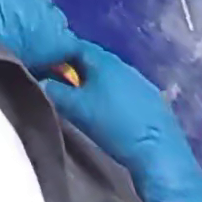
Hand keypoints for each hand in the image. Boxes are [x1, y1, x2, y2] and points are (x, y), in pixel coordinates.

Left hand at [0, 0, 77, 72]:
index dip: (57, 44)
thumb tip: (54, 64)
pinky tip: (5, 0)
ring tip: (15, 14)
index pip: (70, 41)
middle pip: (54, 16)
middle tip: (28, 31)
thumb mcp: (33, 68)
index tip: (46, 48)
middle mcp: (54, 14)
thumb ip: (49, 64)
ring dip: (31, 5)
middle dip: (44, 22)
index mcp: (61, 40)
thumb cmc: (5, 56)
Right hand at [41, 40, 201, 201]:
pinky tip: (111, 110)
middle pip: (92, 59)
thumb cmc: (113, 125)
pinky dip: (113, 94)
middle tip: (61, 81)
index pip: (72, 45)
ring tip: (85, 97)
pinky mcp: (154, 101)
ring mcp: (141, 82)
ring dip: (96, 82)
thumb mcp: (75, 108)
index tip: (45, 64)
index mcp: (102, 59)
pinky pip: (125, 89)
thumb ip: (53, 90)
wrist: (161, 157)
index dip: (57, 53)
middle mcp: (122, 64)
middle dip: (75, 68)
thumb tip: (40, 80)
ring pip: (110, 75)